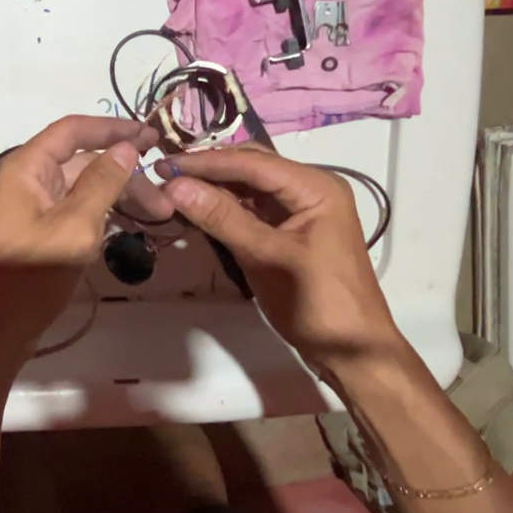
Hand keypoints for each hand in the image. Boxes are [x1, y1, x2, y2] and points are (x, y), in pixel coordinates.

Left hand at [0, 116, 169, 363]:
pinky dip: (101, 215)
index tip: (152, 136)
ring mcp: (31, 208)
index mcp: (27, 167)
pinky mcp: (37, 233)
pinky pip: (74, 211)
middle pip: (82, 162)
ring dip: (118, 197)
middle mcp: (27, 180)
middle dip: (125, 175)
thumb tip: (124, 148)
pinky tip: (127, 228)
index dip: (113, 129)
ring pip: (81, 189)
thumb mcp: (75, 227)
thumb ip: (102, 183)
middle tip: (165, 201)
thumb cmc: (30, 275)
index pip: (73, 130)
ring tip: (157, 217)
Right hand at [161, 147, 414, 381]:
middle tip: (162, 176)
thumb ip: (221, 217)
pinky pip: (251, 211)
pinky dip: (223, 210)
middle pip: (250, 168)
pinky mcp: (289, 232)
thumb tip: (174, 186)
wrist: (351, 350)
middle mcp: (309, 189)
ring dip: (212, 189)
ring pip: (248, 189)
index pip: (251, 162)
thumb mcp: (265, 257)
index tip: (162, 165)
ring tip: (171, 191)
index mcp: (315, 187)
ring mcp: (299, 211)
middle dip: (208, 171)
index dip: (205, 162)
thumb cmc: (316, 301)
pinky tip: (195, 212)